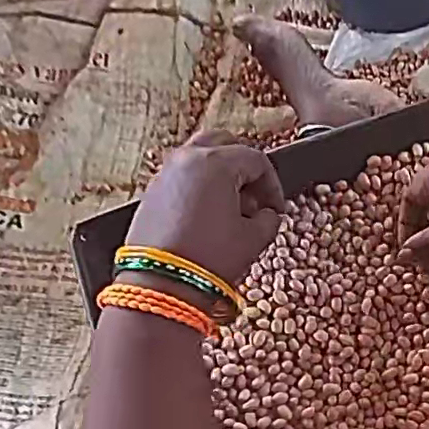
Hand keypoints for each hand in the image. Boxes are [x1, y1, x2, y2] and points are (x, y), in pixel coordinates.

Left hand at [127, 130, 284, 282]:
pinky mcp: (152, 193)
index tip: (276, 208)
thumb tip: (268, 215)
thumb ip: (269, 220)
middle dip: (245, 171)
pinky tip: (209, 220)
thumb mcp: (253, 240)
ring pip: (201, 160)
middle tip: (256, 199)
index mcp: (216, 162)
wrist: (163, 282)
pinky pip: (183, 180)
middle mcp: (187, 159)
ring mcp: (165, 174)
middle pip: (225, 146)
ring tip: (233, 213)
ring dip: (222, 178)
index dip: (273, 185)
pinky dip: (200, 190)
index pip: (256, 160)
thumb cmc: (207, 258)